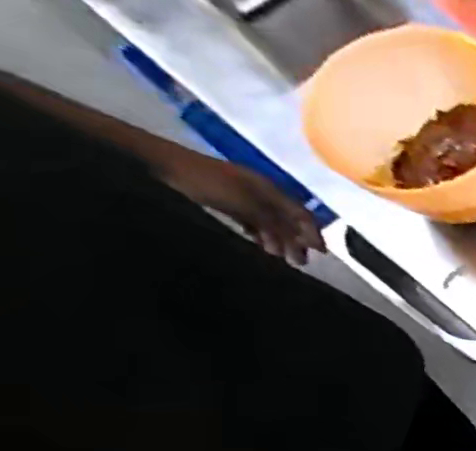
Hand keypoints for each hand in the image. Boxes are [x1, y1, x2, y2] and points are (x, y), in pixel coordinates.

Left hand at [161, 153, 323, 264]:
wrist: (154, 163)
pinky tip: (257, 244)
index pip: (301, 213)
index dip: (313, 232)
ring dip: (277, 240)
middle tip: (298, 262)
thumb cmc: (204, 182)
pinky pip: (250, 220)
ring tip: (276, 257)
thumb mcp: (246, 204)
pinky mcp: (223, 200)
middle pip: (286, 218)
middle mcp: (259, 191)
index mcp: (268, 188)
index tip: (321, 253)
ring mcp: (240, 195)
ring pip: (268, 221)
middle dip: (296, 240)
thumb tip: (305, 242)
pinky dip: (258, 234)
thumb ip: (277, 223)